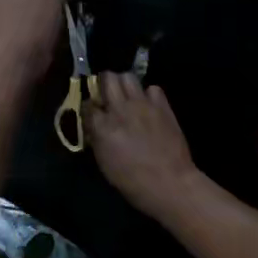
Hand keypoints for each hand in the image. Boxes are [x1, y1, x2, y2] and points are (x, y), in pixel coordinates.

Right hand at [87, 72, 203, 210]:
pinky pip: (153, 88)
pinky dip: (148, 94)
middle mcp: (121, 109)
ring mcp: (144, 104)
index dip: (89, 107)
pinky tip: (148, 105)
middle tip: (107, 94)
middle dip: (104, 83)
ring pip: (129, 77)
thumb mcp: (104, 162)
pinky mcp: (163, 105)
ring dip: (124, 84)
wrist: (169, 180)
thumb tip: (94, 125)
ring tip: (126, 96)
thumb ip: (97, 138)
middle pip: (108, 79)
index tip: (92, 111)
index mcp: (103, 127)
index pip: (87, 104)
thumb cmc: (132, 180)